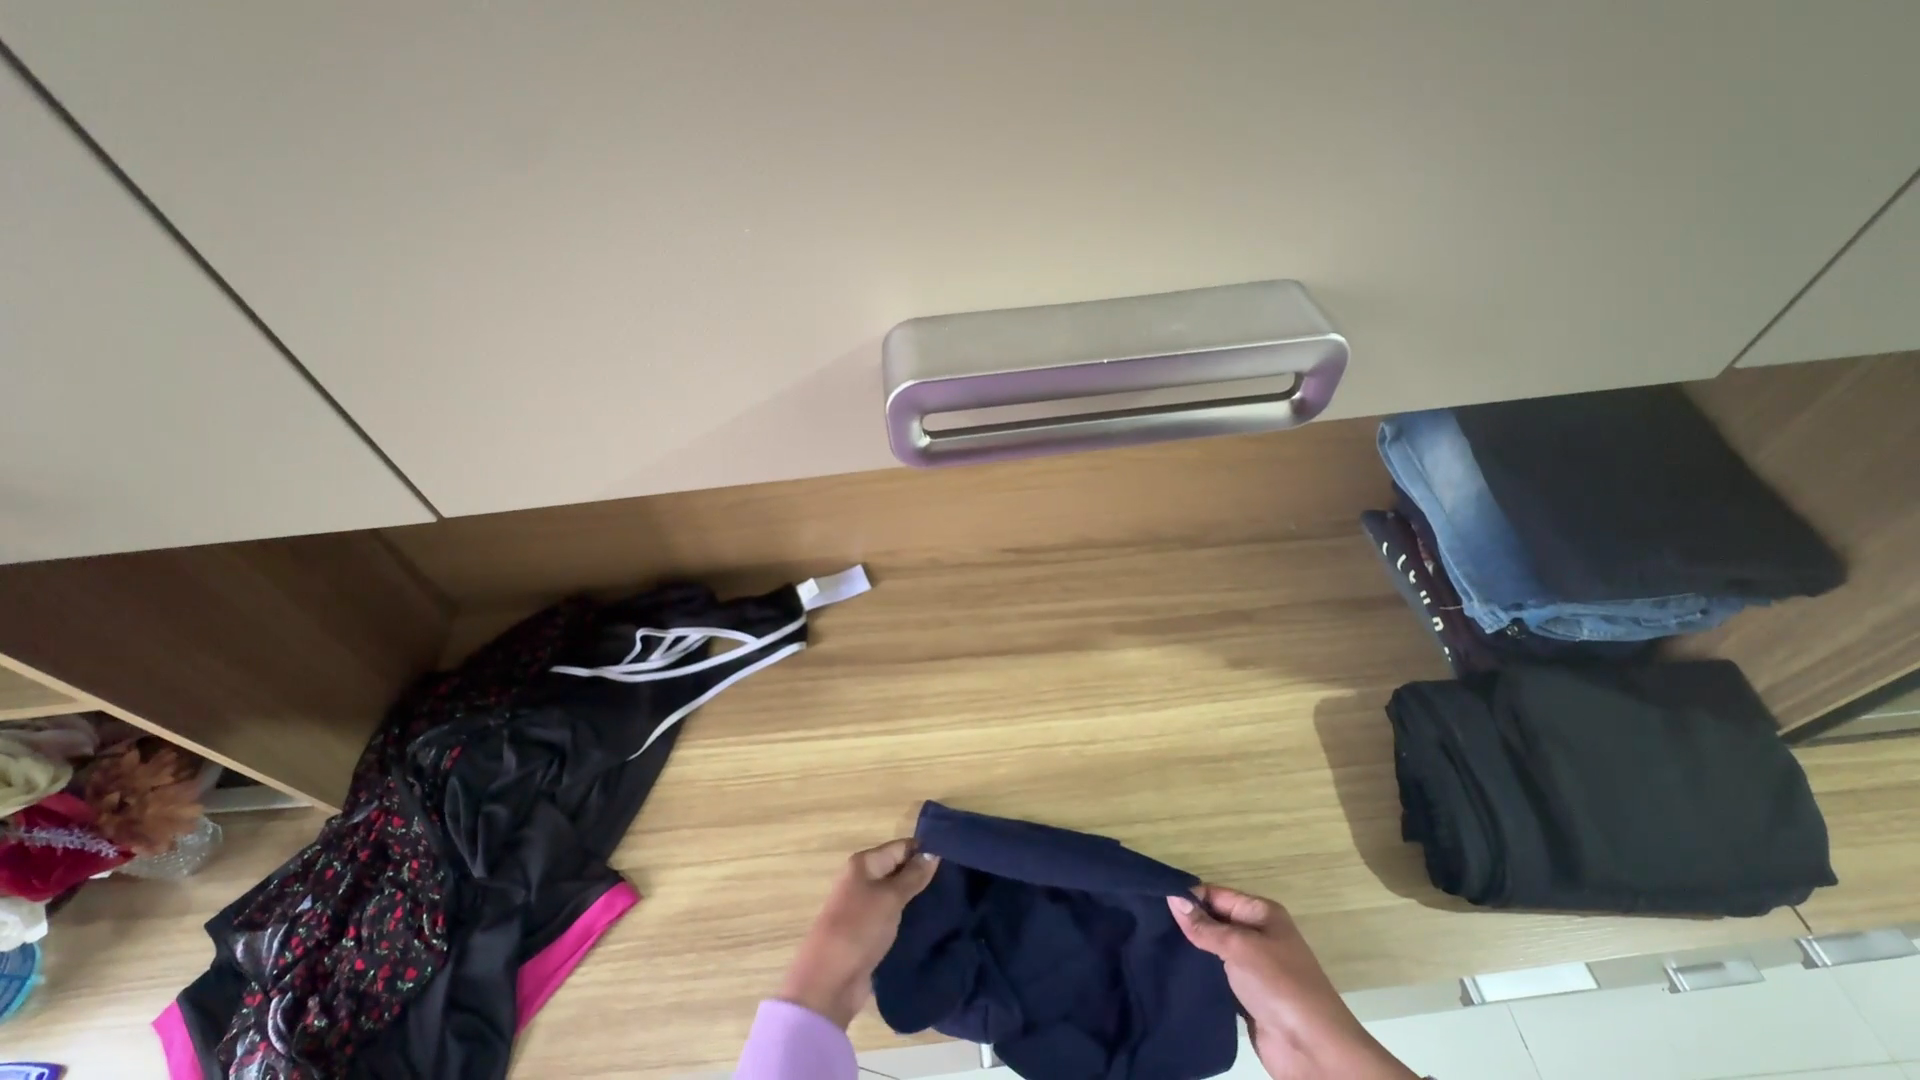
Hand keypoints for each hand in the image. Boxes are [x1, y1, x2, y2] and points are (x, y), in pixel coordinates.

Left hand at [780, 839, 939, 1028]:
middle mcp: (862, 881)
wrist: (829, 981)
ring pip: (899, 895)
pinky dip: (911, 918)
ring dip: (920, 899)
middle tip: (958, 882)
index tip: (956, 859)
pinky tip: (934, 922)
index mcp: (863, 864)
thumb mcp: (889, 898)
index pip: (901, 847)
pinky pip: (895, 916)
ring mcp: (865, 907)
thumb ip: (913, 875)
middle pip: (900, 869)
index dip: (926, 852)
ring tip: (952, 901)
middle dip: (925, 875)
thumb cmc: (858, 929)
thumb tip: (934, 852)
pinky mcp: (870, 932)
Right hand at [1170, 886, 1415, 1079]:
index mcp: (1262, 913)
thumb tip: (1172, 898)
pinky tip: (1172, 974)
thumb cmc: (1279, 985)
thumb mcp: (1240, 947)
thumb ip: (1205, 926)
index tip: (1153, 903)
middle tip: (1147, 926)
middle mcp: (1258, 935)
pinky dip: (1198, 975)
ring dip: (1190, 951)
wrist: (1312, 1047)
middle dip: (1186, 923)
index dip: (1188, 897)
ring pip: (1213, 950)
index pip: (1217, 895)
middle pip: (1214, 921)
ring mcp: (1252, 966)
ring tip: (1152, 947)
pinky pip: (1216, 976)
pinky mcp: (1246, 994)